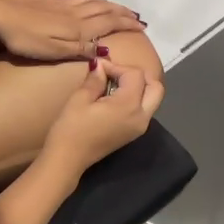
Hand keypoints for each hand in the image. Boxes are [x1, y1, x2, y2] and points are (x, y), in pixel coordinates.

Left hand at [0, 0, 143, 61]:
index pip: (109, 24)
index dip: (126, 25)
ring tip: (115, 7)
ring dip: (106, 3)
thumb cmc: (23, 36)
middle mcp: (73, 12)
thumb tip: (105, 50)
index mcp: (78, 27)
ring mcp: (58, 2)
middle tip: (135, 17)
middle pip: (103, 10)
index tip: (141, 27)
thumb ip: (80, 49)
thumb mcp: (53, 50)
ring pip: (89, 0)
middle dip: (121, 13)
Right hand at [39, 59, 162, 173]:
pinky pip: (144, 109)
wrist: (68, 158)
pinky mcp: (135, 132)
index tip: (97, 67)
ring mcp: (141, 126)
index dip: (116, 66)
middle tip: (114, 74)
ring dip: (137, 87)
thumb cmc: (71, 128)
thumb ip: (94, 80)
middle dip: (136, 75)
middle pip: (155, 86)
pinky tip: (113, 98)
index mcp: (128, 105)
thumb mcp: (79, 100)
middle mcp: (142, 115)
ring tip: (113, 85)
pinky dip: (135, 98)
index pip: (135, 75)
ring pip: (152, 98)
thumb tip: (99, 65)